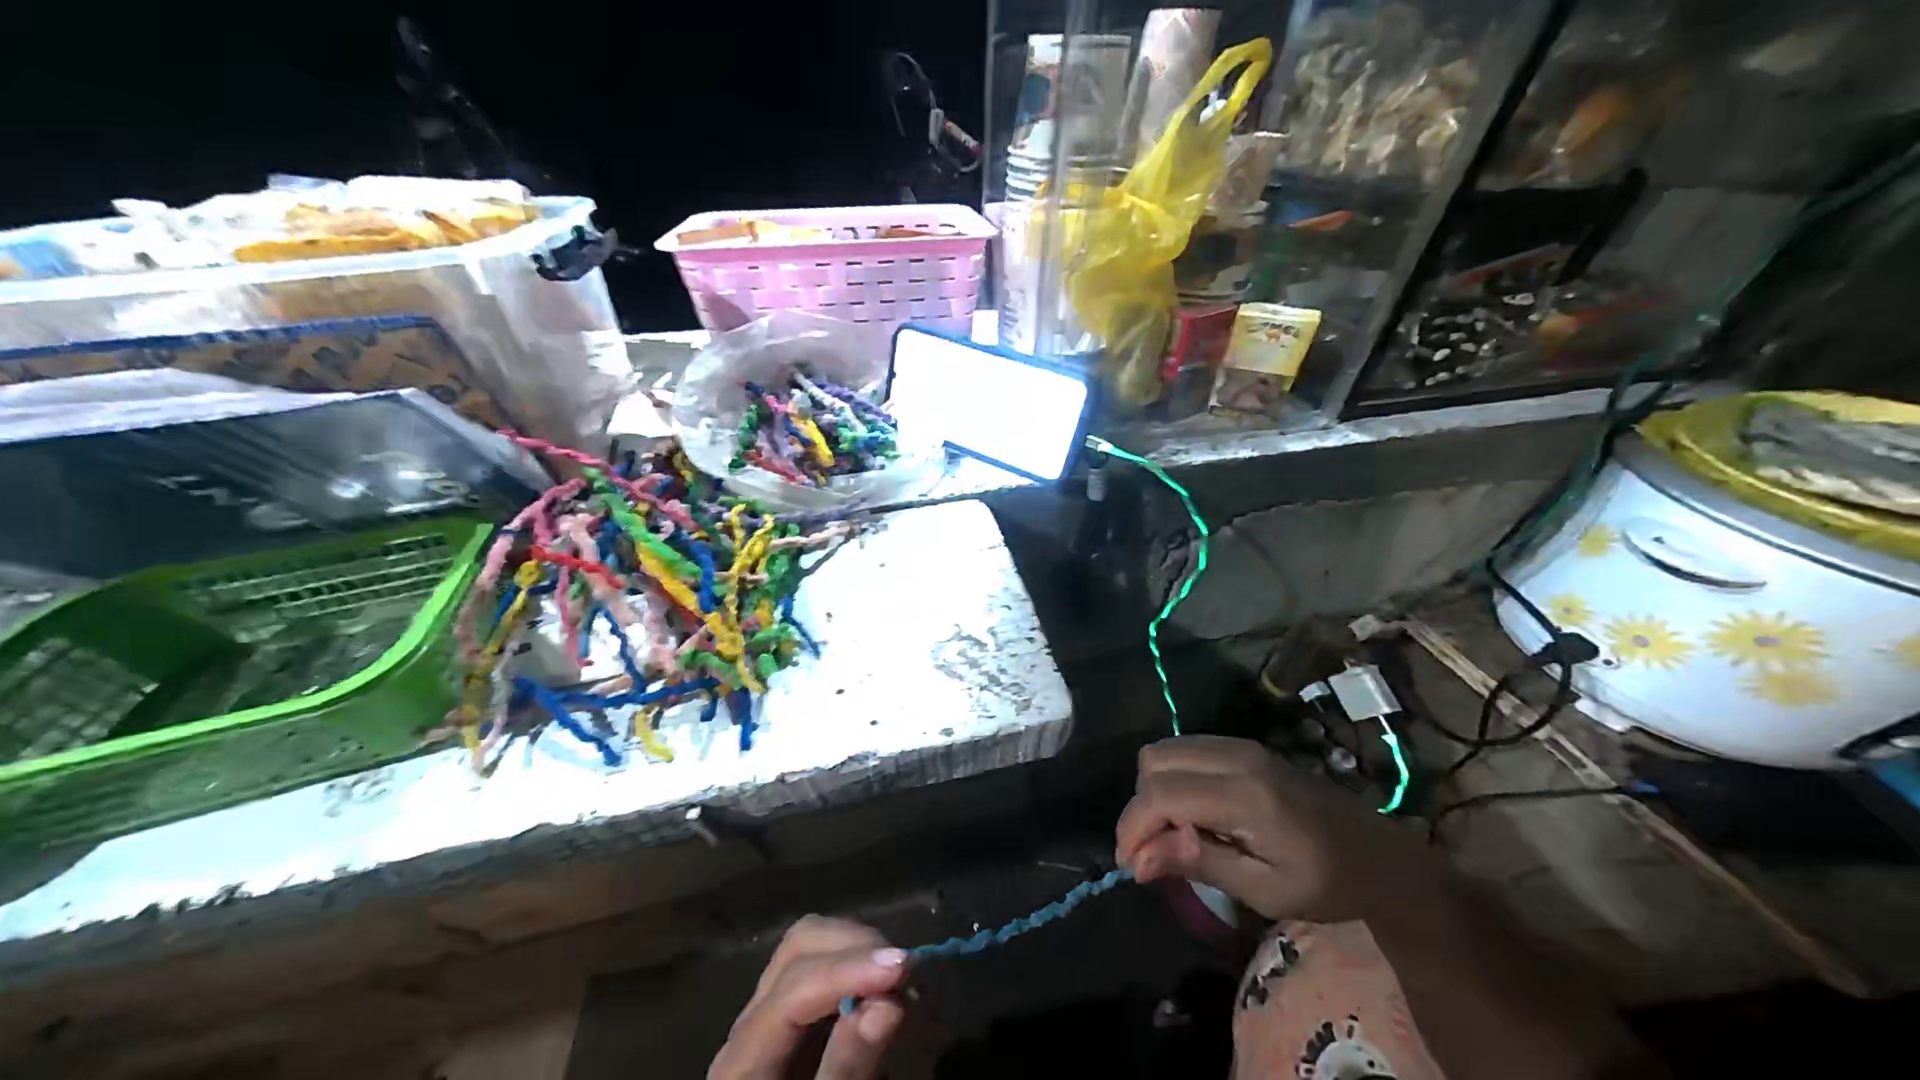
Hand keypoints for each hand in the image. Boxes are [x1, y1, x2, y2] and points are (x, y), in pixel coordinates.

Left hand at [708, 916, 907, 1079]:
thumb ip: (849, 1069)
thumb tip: (891, 1002)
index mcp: (742, 1061)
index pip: (795, 988)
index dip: (849, 970)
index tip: (904, 966)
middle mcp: (750, 1023)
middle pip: (800, 946)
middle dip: (855, 948)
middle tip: (904, 974)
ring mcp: (768, 1014)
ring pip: (811, 943)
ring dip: (859, 949)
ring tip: (898, 979)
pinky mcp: (792, 1018)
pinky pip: (823, 963)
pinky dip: (858, 961)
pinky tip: (884, 986)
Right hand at [1116, 735, 1428, 921]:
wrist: (1383, 857)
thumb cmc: (1329, 883)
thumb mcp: (1265, 890)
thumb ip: (1198, 863)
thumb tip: (1136, 861)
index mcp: (1246, 794)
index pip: (1161, 794)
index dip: (1133, 827)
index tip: (1130, 866)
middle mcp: (1236, 756)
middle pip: (1153, 761)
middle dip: (1140, 807)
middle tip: (1154, 852)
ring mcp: (1240, 746)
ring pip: (1164, 750)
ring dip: (1153, 790)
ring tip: (1171, 835)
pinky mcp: (1242, 747)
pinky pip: (1185, 749)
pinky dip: (1172, 778)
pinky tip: (1191, 813)